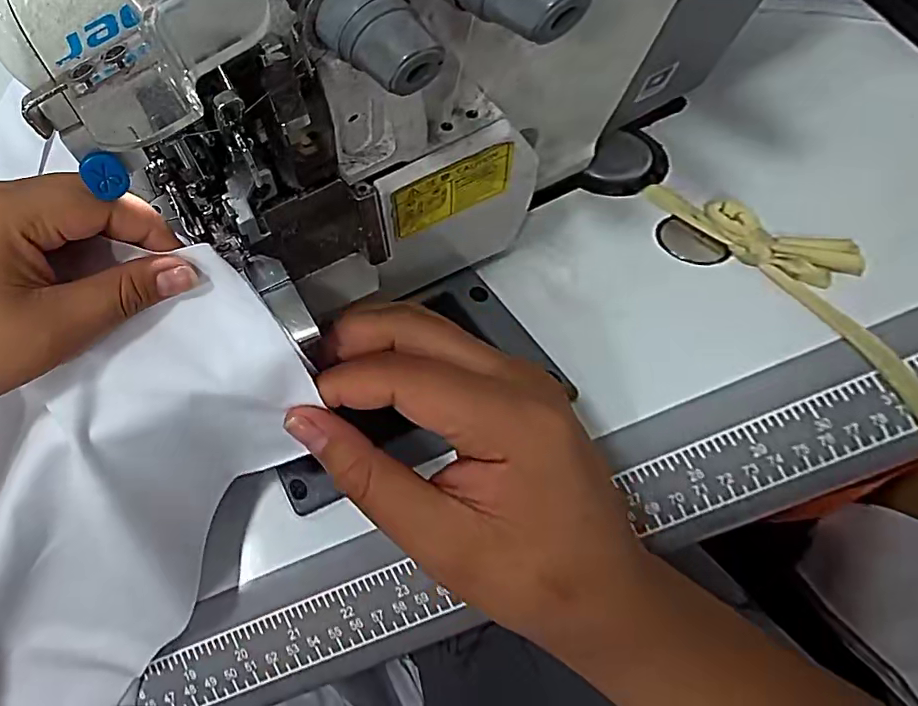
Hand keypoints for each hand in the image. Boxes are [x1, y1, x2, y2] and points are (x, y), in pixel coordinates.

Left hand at [0, 173, 199, 433]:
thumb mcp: (57, 325)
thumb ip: (124, 292)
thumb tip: (180, 269)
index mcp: (9, 206)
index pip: (99, 198)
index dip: (146, 227)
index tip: (177, 261)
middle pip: (83, 201)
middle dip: (121, 237)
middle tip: (148, 279)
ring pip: (65, 217)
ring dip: (95, 250)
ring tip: (106, 294)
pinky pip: (41, 232)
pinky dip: (68, 258)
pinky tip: (72, 293)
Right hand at [282, 304, 651, 648]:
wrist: (608, 594)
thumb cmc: (542, 578)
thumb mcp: (440, 541)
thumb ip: (365, 475)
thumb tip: (310, 425)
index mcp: (512, 421)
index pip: (405, 374)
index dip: (345, 383)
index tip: (309, 403)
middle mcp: (518, 382)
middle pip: (413, 325)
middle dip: (351, 339)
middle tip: (312, 374)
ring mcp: (516, 374)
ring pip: (422, 322)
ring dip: (369, 337)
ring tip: (333, 374)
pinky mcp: (507, 377)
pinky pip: (437, 339)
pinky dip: (392, 347)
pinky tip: (369, 375)